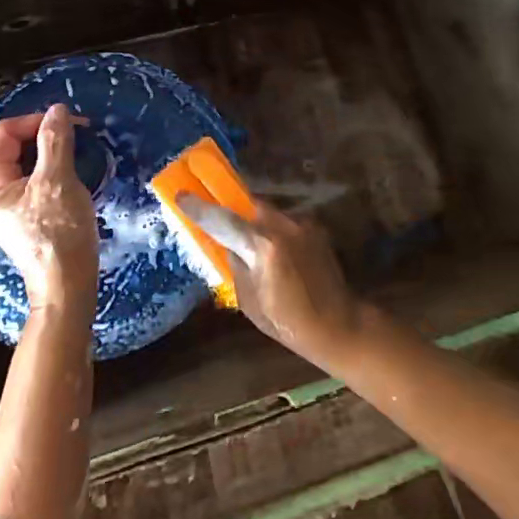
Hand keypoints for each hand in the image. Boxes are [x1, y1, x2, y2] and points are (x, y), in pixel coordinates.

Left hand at [0, 104, 98, 313]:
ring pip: (31, 164)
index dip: (32, 120)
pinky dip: (58, 169)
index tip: (66, 121)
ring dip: (55, 151)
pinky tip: (78, 173)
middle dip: (45, 134)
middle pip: (15, 147)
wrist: (68, 284)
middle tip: (77, 131)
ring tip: (81, 150)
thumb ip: (55, 141)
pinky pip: (41, 181)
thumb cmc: (59, 232)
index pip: (2, 134)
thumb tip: (57, 110)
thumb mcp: (57, 181)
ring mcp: (14, 207)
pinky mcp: (33, 216)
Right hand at [187, 198, 363, 366]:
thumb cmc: (287, 322)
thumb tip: (228, 245)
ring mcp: (302, 224)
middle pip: (248, 206)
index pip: (223, 220)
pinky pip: (284, 222)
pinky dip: (272, 231)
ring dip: (254, 221)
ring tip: (248, 243)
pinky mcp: (314, 228)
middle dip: (231, 209)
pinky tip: (273, 252)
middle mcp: (283, 226)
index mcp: (263, 246)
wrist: (338, 324)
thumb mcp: (248, 299)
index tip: (180, 194)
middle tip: (216, 216)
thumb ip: (235, 265)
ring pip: (267, 212)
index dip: (199, 207)